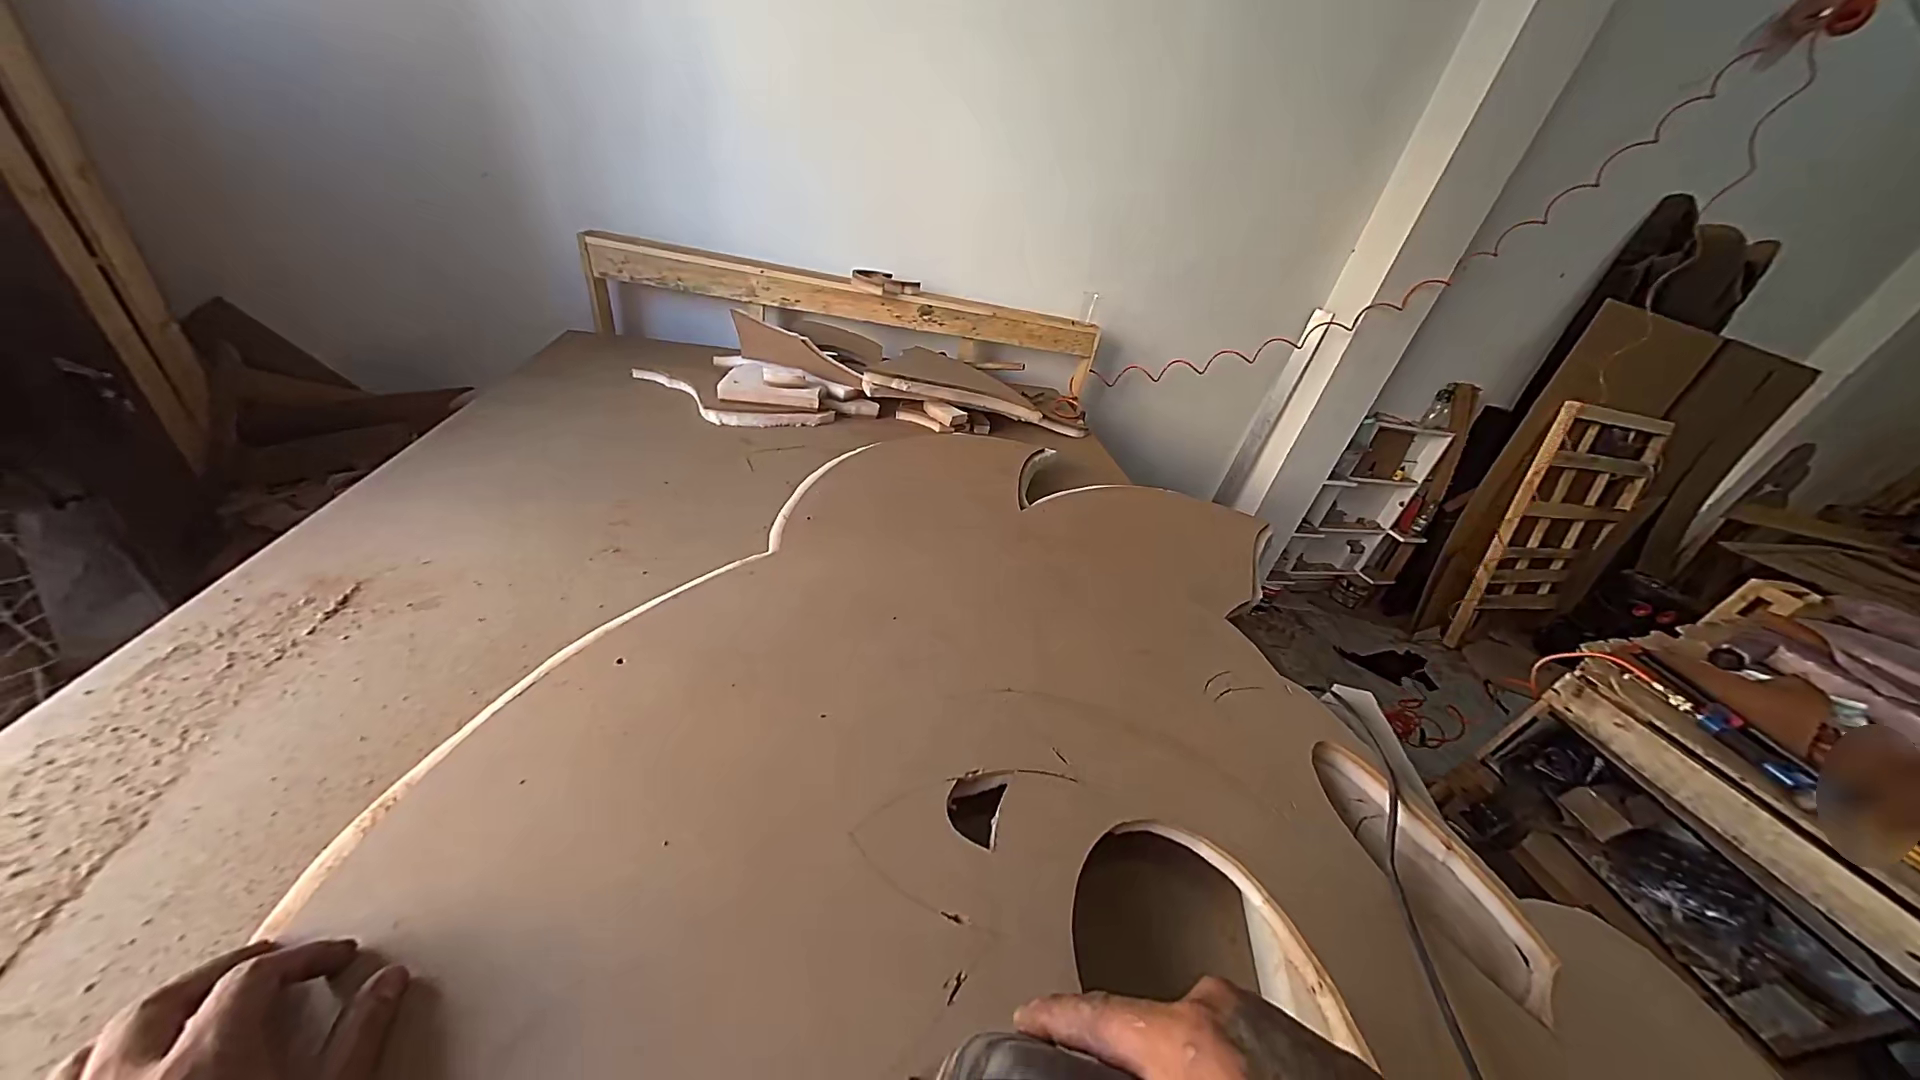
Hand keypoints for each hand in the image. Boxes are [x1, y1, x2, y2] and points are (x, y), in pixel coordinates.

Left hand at [47, 939, 408, 1079]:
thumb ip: (359, 1037)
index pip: (259, 976)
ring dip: (155, 1013)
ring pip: (101, 1043)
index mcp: (206, 1058)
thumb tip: (389, 984)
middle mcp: (135, 1078)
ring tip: (191, 1005)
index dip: (308, 956)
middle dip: (226, 968)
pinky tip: (127, 1068)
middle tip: (266, 959)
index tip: (337, 958)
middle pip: (173, 996)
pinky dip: (99, 1062)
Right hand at [1015, 976, 1378, 1079]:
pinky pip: (1231, 1040)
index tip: (1026, 1019)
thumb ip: (1135, 1067)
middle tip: (1094, 1068)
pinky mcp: (1295, 1033)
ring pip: (1189, 1033)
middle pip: (1139, 1023)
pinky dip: (1214, 1064)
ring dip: (1171, 1061)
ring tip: (1169, 1079)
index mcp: (1187, 1041)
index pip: (1093, 1014)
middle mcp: (1219, 1010)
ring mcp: (1262, 1017)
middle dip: (1117, 1049)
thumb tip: (1100, 1061)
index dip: (1050, 1018)